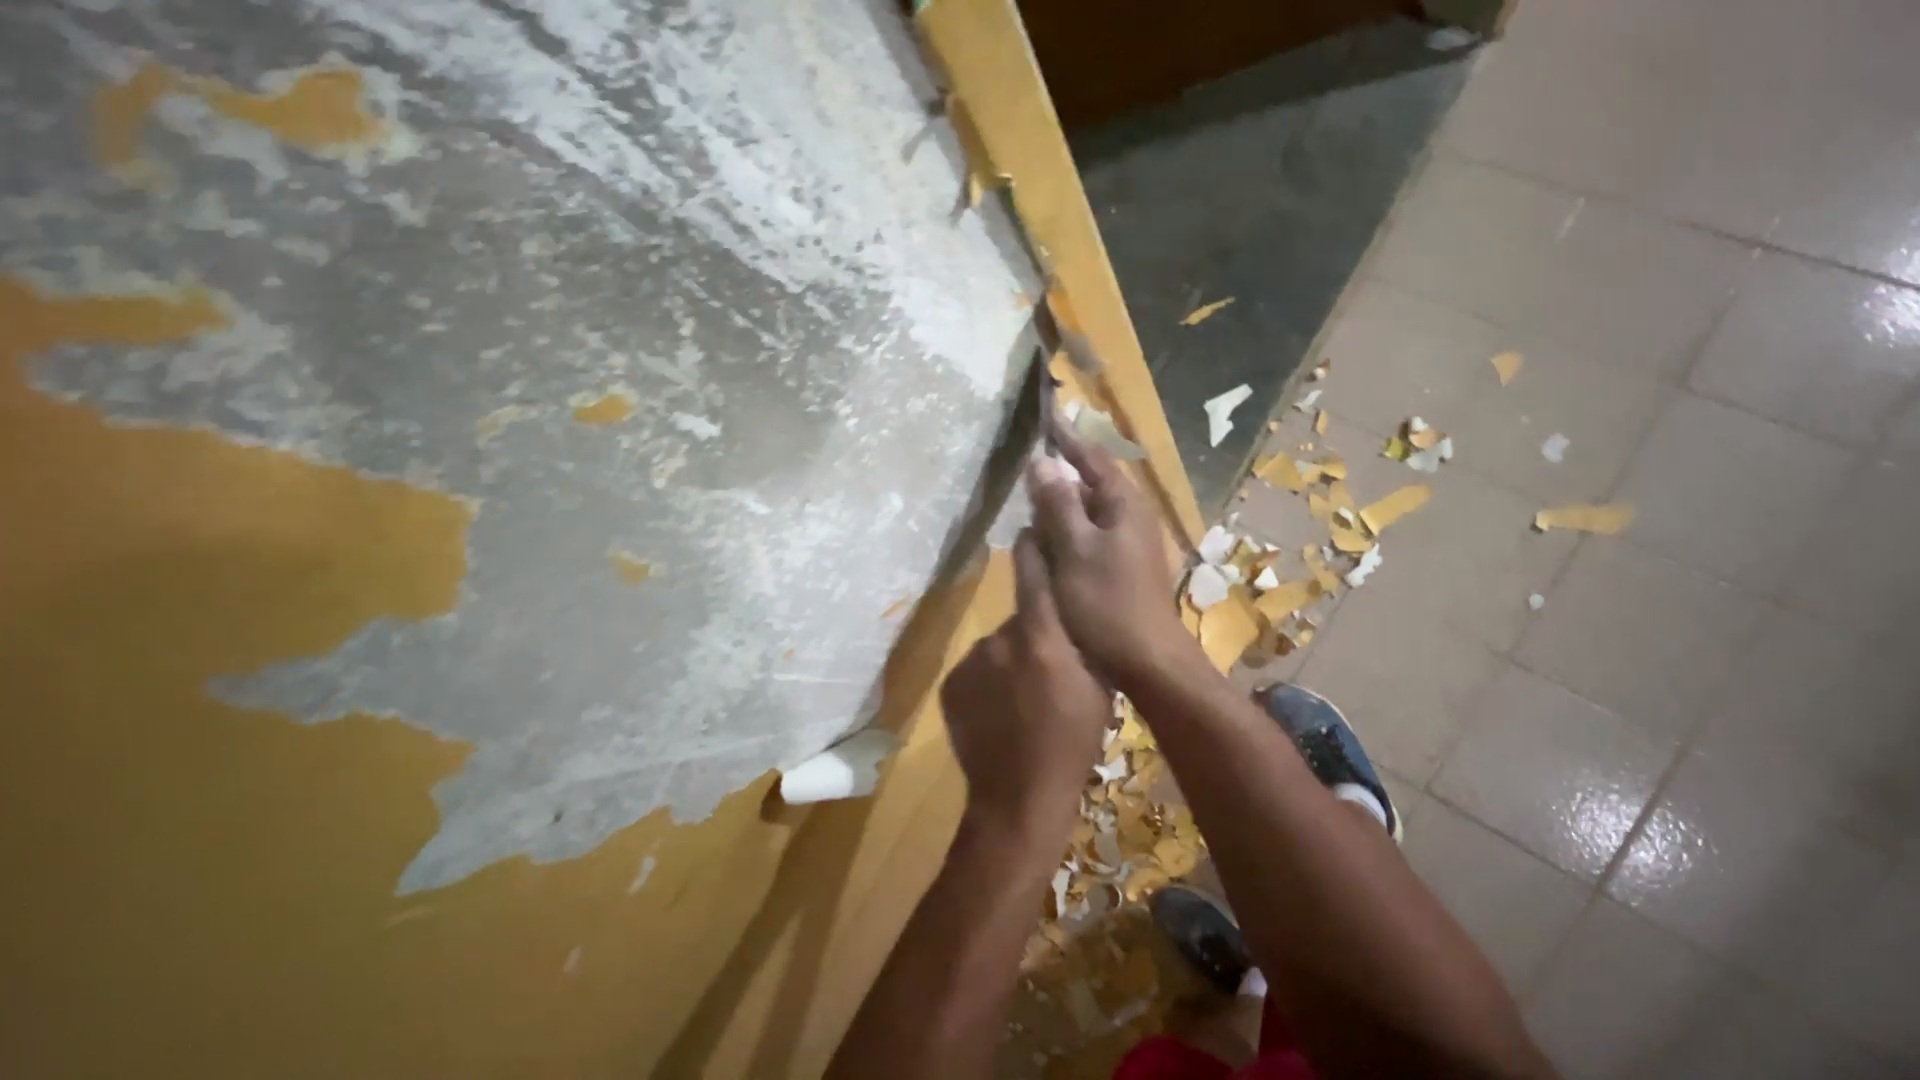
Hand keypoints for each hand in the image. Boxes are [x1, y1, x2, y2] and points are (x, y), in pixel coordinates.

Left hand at [940, 532, 1110, 829]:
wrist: (1018, 796)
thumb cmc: (1072, 744)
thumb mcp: (1098, 690)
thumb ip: (1084, 644)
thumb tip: (1074, 614)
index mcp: (1042, 637)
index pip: (1034, 574)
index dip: (1034, 549)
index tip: (1031, 530)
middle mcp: (999, 640)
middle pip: (1019, 620)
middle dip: (1035, 635)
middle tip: (1048, 669)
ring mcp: (970, 663)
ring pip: (996, 649)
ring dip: (1010, 663)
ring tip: (1023, 701)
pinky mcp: (949, 686)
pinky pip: (975, 672)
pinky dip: (988, 684)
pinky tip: (999, 713)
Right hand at [1025, 423, 1191, 687]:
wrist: (1148, 661)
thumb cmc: (1107, 603)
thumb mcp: (1074, 550)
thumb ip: (1057, 505)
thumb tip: (1041, 462)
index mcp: (1123, 504)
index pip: (1092, 458)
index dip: (1066, 438)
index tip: (1044, 417)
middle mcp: (1131, 517)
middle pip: (1089, 484)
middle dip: (1058, 475)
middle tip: (1024, 466)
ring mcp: (1130, 544)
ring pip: (1088, 513)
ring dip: (1060, 507)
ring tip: (1028, 504)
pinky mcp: (1124, 569)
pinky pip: (1090, 537)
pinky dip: (1067, 533)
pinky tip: (1047, 546)